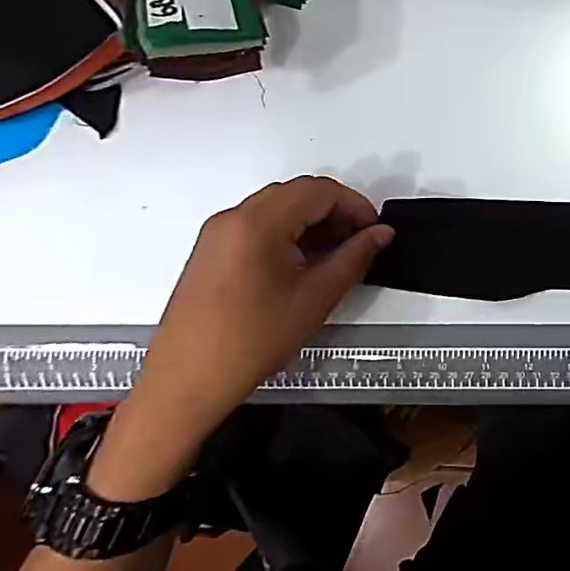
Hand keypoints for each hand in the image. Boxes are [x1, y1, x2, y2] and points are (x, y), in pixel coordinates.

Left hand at [87, 177, 393, 499]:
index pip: (319, 191)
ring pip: (277, 207)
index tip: (374, 227)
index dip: (355, 204)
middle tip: (360, 238)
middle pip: (297, 193)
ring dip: (312, 221)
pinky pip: (257, 224)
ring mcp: (218, 233)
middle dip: (335, 210)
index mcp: (259, 223)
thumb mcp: (318, 295)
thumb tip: (380, 234)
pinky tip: (304, 261)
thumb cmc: (250, 340)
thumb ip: (356, 256)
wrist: (189, 379)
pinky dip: (288, 231)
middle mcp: (233, 218)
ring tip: (336, 253)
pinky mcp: (211, 250)